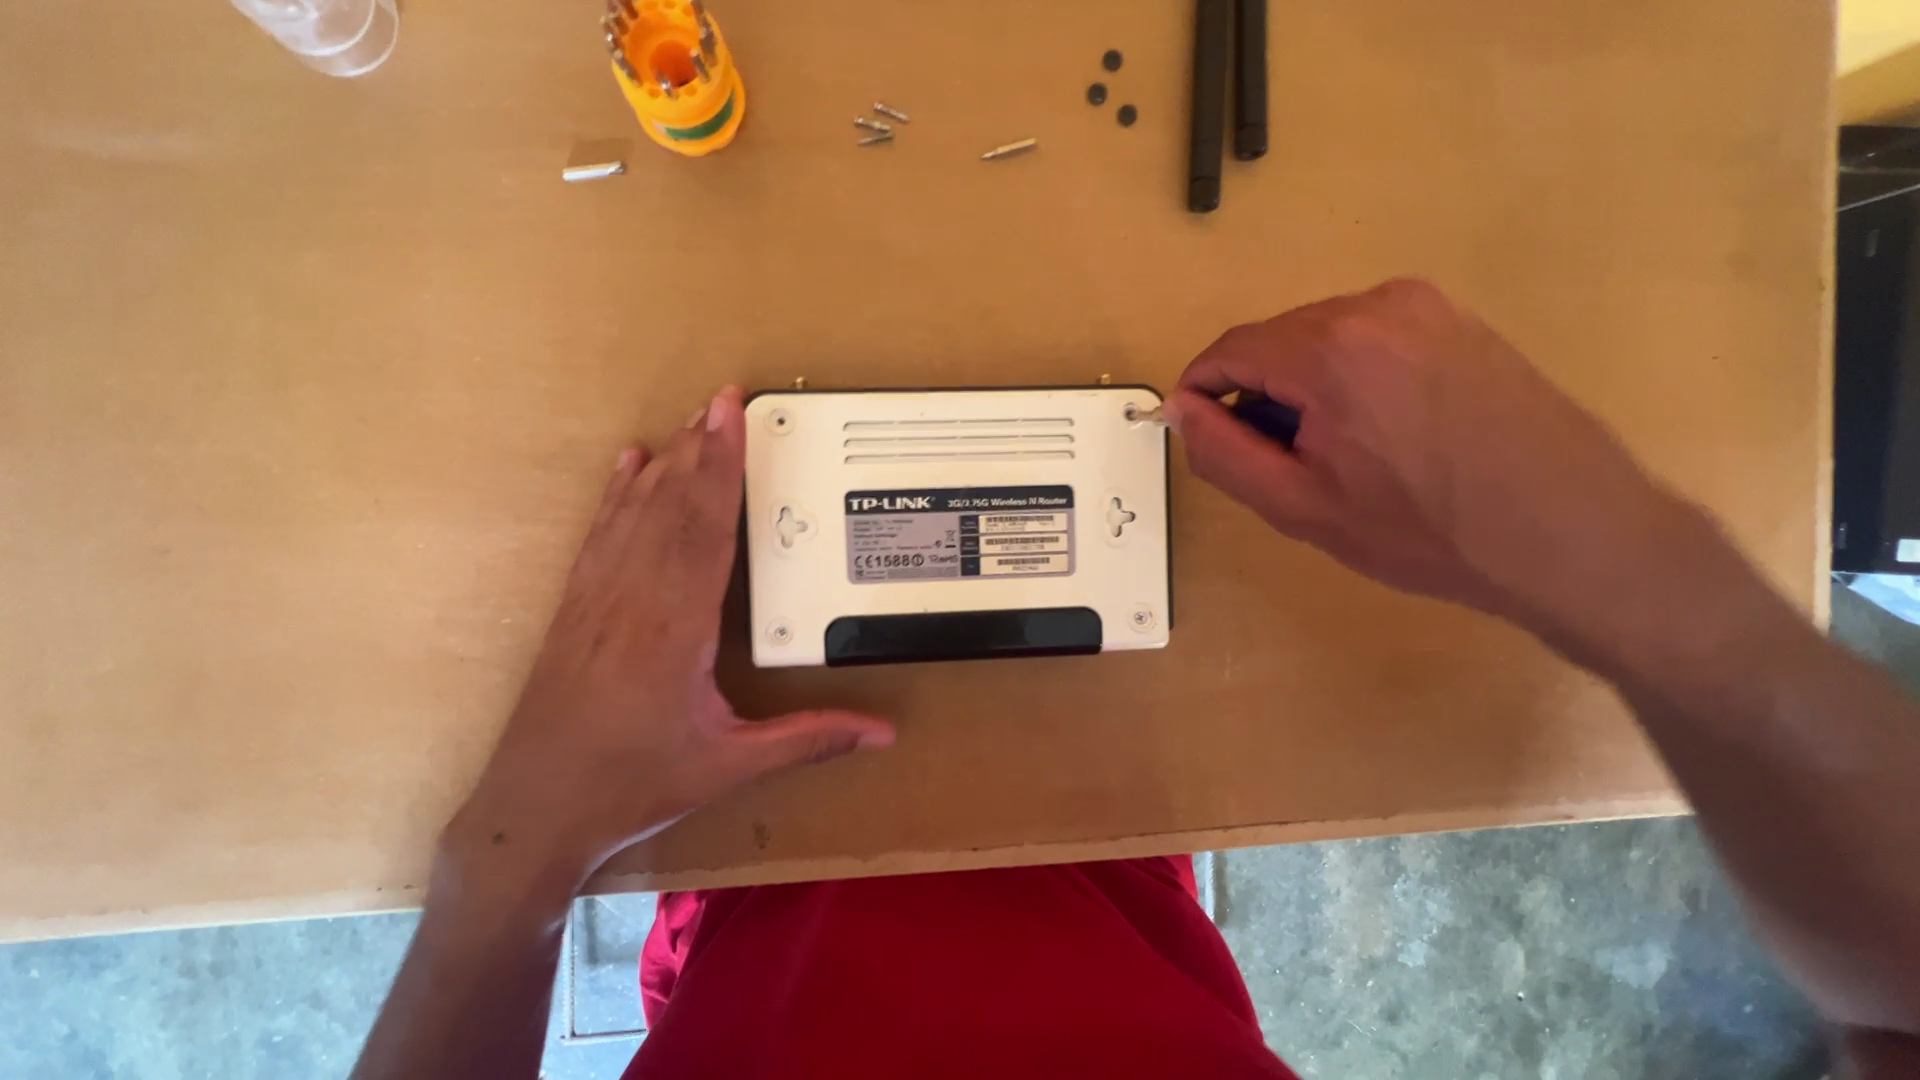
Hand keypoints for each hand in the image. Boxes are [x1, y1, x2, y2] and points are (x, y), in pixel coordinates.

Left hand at [445, 387, 893, 890]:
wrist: (534, 810)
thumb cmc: (633, 785)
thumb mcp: (731, 765)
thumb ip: (809, 740)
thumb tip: (882, 734)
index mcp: (675, 629)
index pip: (705, 531)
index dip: (721, 471)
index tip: (733, 421)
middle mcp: (634, 599)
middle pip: (672, 507)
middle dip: (700, 449)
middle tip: (723, 399)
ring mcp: (598, 598)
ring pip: (636, 513)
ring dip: (666, 462)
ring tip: (691, 421)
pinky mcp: (576, 607)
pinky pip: (602, 535)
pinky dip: (618, 494)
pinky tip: (627, 465)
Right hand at [1166, 279, 1699, 632]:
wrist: (1572, 534)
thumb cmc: (1425, 532)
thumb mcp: (1300, 505)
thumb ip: (1221, 452)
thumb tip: (1176, 409)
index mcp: (1331, 348)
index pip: (1229, 350)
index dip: (1199, 391)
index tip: (1197, 434)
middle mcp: (1376, 305)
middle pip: (1276, 342)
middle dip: (1257, 396)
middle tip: (1275, 463)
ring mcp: (1427, 307)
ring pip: (1322, 340)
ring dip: (1303, 389)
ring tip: (1334, 456)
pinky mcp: (1460, 321)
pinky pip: (1370, 340)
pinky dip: (1349, 379)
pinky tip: (1379, 434)